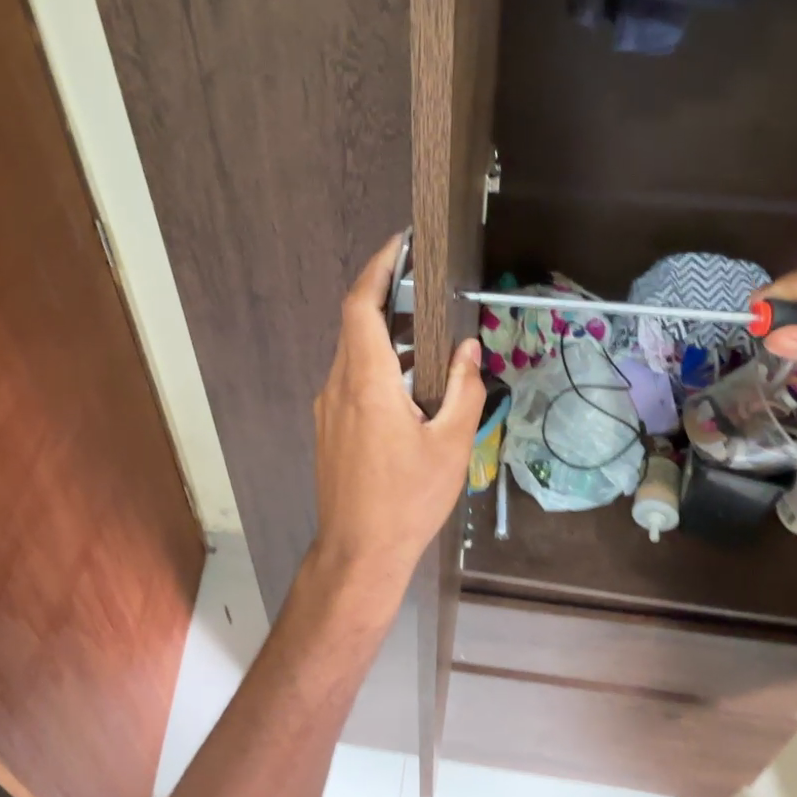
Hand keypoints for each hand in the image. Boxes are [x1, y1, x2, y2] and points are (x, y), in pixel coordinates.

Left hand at [312, 233, 485, 582]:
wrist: (358, 552)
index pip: (360, 306)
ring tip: (425, 332)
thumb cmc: (407, 500)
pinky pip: (350, 378)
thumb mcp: (450, 444)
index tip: (400, 245)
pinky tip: (408, 381)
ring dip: (383, 334)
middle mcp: (338, 386)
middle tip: (425, 284)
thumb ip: (463, 389)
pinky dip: (376, 363)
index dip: (377, 268)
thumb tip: (469, 349)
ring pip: (352, 352)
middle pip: (355, 324)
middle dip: (386, 296)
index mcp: (366, 382)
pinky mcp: (329, 427)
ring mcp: (327, 407)